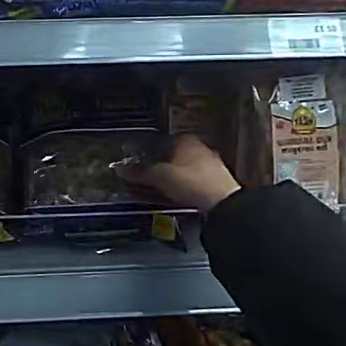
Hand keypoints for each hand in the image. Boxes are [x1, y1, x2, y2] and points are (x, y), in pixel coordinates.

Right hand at [121, 135, 241, 214]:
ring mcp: (211, 164)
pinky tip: (176, 192)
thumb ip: (141, 172)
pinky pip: (193, 178)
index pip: (162, 139)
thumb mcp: (161, 177)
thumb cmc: (191, 183)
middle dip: (160, 161)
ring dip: (172, 173)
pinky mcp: (217, 181)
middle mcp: (201, 148)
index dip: (148, 147)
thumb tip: (120, 170)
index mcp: (187, 141)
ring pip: (184, 166)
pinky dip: (183, 183)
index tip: (137, 156)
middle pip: (174, 153)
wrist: (225, 206)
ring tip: (158, 184)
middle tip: (145, 171)